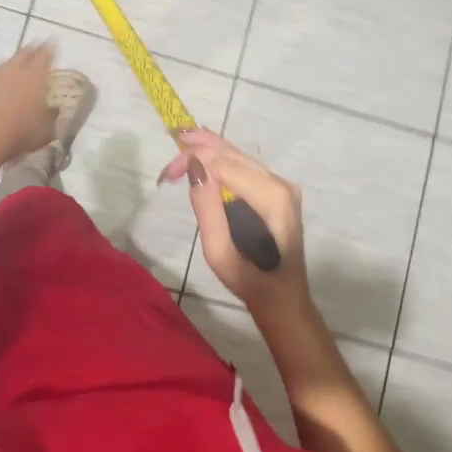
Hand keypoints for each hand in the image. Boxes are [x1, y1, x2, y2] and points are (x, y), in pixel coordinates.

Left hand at [0, 43, 57, 159]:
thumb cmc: (22, 132)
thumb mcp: (46, 128)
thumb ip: (51, 115)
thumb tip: (54, 109)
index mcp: (35, 76)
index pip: (45, 56)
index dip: (49, 49)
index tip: (52, 44)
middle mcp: (15, 70)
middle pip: (24, 54)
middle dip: (31, 49)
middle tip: (35, 47)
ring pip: (4, 64)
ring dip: (11, 65)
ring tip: (14, 69)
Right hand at [161, 130, 308, 312]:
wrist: (284, 300)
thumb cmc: (250, 281)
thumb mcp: (219, 253)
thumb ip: (207, 209)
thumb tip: (194, 166)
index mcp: (271, 196)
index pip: (222, 161)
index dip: (192, 160)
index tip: (167, 177)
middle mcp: (281, 183)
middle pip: (232, 153)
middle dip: (198, 150)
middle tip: (170, 158)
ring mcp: (283, 186)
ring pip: (239, 157)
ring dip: (209, 154)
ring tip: (181, 155)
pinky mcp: (279, 193)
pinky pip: (246, 168)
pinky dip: (221, 162)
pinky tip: (204, 161)